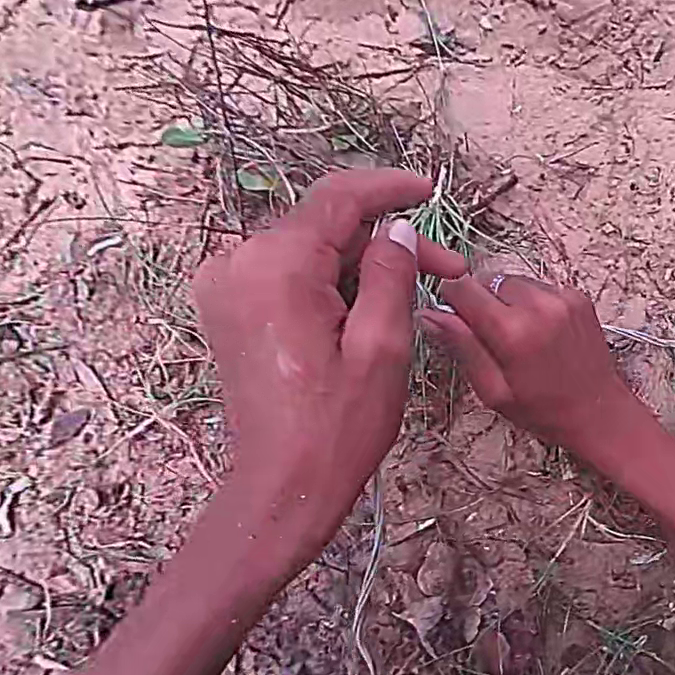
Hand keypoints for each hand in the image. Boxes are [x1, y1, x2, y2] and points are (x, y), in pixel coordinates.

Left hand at [191, 170, 466, 534]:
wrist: (284, 486)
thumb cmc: (339, 425)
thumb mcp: (383, 346)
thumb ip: (393, 275)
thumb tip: (399, 230)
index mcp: (278, 267)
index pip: (338, 199)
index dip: (389, 188)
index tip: (429, 190)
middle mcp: (240, 263)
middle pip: (329, 229)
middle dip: (389, 244)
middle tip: (446, 272)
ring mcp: (228, 286)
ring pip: (315, 252)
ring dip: (366, 268)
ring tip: (413, 301)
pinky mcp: (232, 308)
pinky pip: (294, 275)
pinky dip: (337, 284)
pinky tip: (369, 313)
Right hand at [418, 273, 647, 453]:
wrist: (600, 412)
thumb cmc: (544, 410)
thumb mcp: (493, 390)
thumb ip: (462, 347)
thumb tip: (429, 313)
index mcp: (512, 331)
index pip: (462, 287)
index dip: (452, 300)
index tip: (454, 317)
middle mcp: (538, 305)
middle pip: (488, 280)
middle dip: (482, 302)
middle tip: (492, 336)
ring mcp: (562, 298)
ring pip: (514, 281)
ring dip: (507, 300)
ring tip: (518, 335)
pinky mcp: (578, 297)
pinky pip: (540, 287)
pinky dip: (533, 302)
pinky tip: (541, 332)